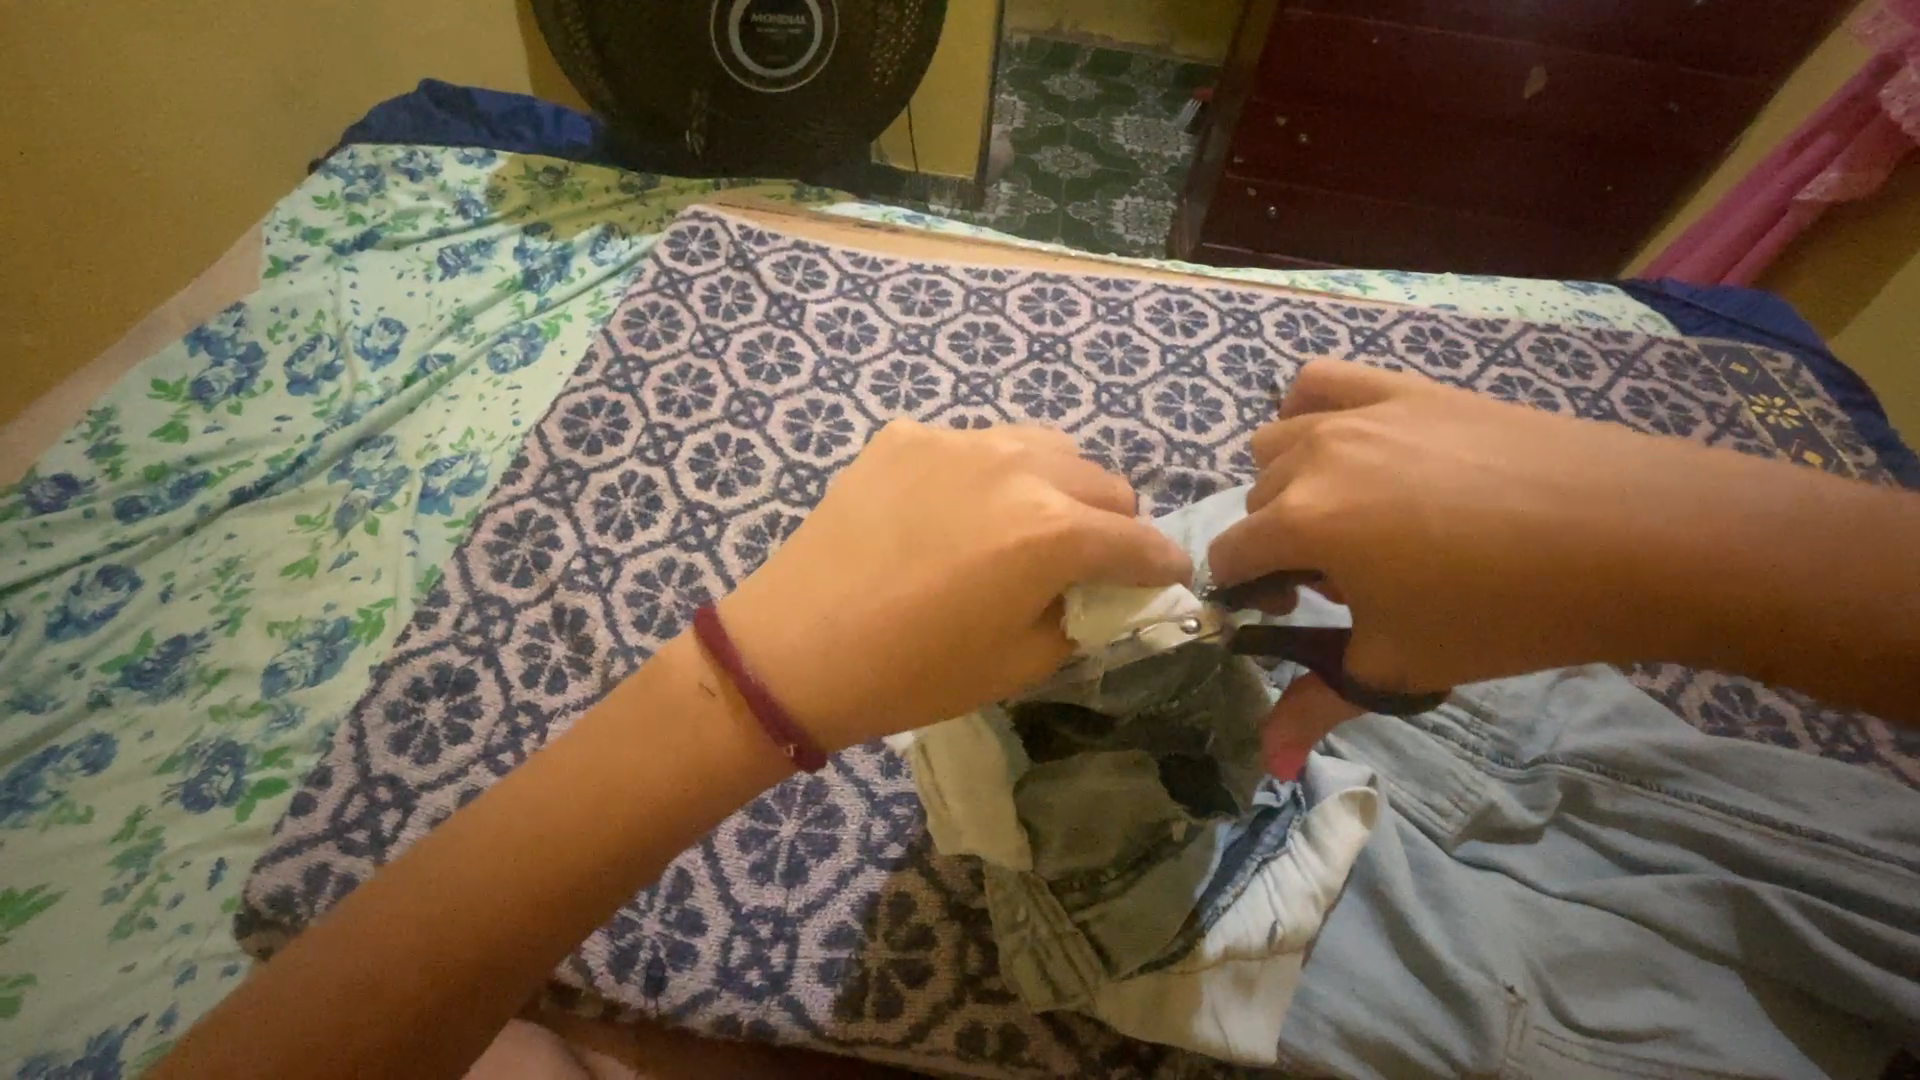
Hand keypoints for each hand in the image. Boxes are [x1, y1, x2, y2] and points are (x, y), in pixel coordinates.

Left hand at [718, 420, 1191, 750]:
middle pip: (1104, 483)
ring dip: (1059, 486)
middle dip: (1113, 525)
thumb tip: (1105, 593)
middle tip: (1091, 561)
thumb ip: (1082, 617)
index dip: (1163, 565)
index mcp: (1052, 531)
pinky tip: (954, 514)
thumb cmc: (912, 674)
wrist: (793, 649)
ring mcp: (956, 441)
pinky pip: (976, 445)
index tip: (1165, 578)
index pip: (1141, 540)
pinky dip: (989, 475)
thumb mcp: (1019, 664)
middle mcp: (1016, 467)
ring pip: (1045, 447)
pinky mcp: (906, 436)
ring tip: (1030, 524)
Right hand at [1209, 360, 1818, 757]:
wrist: (1644, 540)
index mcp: (1303, 522)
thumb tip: (1268, 765)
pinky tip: (1343, 444)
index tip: (1291, 615)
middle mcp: (1314, 456)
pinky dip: (1310, 411)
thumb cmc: (1506, 613)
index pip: (1228, 555)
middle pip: (1253, 504)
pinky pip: (1321, 381)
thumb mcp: (1398, 666)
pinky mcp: (1406, 387)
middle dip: (1275, 545)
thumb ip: (1314, 707)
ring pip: (1276, 444)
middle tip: (1337, 580)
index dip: (1248, 593)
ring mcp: (1359, 413)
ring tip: (1348, 516)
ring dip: (1288, 486)